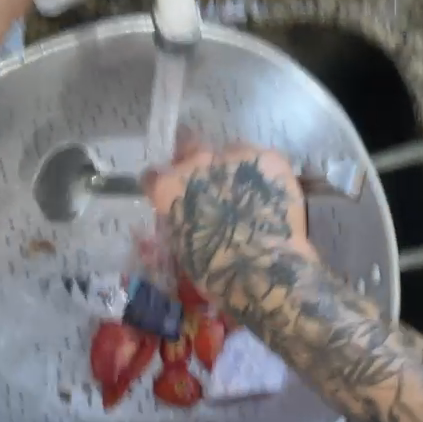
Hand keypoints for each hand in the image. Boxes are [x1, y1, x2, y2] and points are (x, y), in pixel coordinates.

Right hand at [144, 144, 315, 311]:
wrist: (266, 271)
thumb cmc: (216, 273)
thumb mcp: (181, 250)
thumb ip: (176, 222)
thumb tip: (180, 218)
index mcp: (169, 188)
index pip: (154, 176)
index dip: (163, 187)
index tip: (172, 196)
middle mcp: (198, 162)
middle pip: (190, 148)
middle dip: (196, 165)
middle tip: (209, 186)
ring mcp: (234, 156)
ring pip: (229, 152)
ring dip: (231, 169)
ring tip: (245, 194)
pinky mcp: (268, 158)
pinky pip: (260, 160)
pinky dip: (261, 175)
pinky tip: (268, 195)